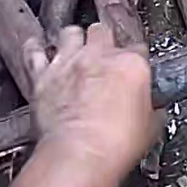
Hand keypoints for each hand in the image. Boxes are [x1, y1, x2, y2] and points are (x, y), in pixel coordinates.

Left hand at [22, 24, 155, 178]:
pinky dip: (35, 49)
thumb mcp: (151, 127)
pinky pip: (33, 52)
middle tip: (105, 54)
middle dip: (104, 40)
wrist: (80, 155)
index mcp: (132, 64)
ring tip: (75, 48)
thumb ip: (152, 109)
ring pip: (70, 32)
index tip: (134, 72)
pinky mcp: (43, 76)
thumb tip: (153, 110)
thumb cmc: (115, 143)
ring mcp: (69, 63)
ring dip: (73, 39)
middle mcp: (100, 56)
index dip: (136, 61)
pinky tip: (37, 47)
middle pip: (103, 31)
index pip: (138, 49)